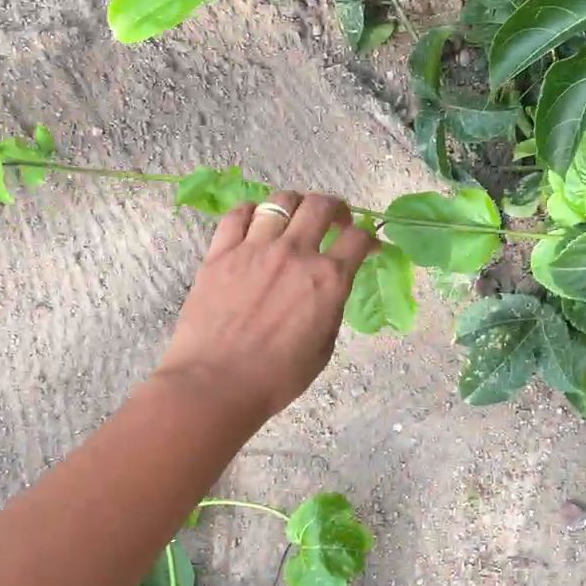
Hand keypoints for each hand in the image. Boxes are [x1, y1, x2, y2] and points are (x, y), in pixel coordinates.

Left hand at [153, 191, 374, 424]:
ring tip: (294, 217)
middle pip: (321, 205)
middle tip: (335, 221)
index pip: (359, 239)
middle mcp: (295, 253)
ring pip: (281, 201)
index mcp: (329, 279)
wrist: (216, 383)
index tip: (368, 246)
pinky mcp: (220, 254)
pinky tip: (256, 222)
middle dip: (335, 208)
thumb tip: (328, 289)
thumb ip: (331, 307)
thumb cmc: (278, 376)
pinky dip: (252, 212)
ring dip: (295, 204)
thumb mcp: (325, 344)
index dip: (369, 238)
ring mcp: (255, 249)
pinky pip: (237, 215)